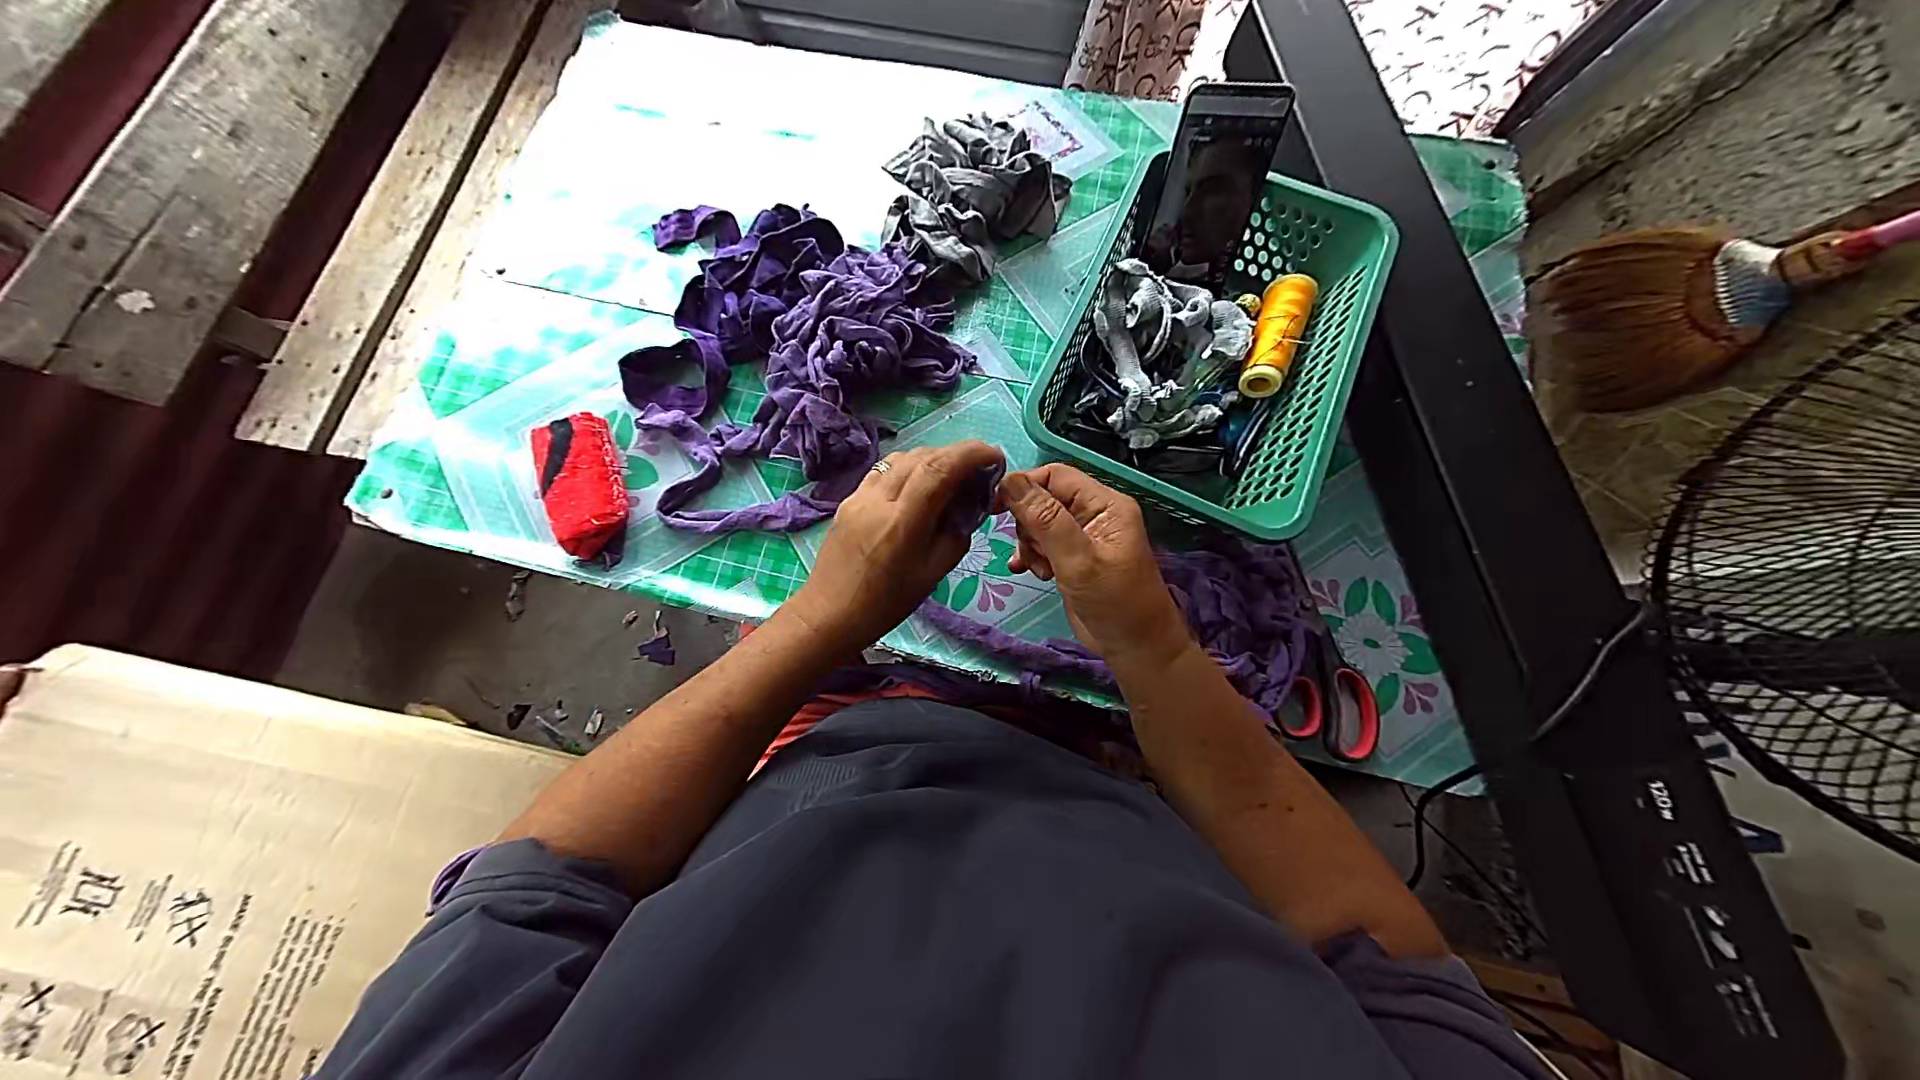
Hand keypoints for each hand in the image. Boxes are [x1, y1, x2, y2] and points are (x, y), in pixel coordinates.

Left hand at [783, 441, 1005, 657]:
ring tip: (951, 473)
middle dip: (956, 453)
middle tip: (978, 466)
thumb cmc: (886, 602)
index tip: (993, 455)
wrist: (831, 613)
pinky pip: (883, 470)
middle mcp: (879, 499)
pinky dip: (908, 467)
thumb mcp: (934, 573)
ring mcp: (859, 496)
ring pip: (901, 458)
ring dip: (932, 457)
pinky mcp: (849, 499)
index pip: (940, 469)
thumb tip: (968, 506)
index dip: (971, 454)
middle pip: (922, 456)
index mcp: (903, 522)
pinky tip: (918, 483)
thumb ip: (957, 534)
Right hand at [996, 465, 1192, 668]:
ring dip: (1029, 544)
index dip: (1023, 486)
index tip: (995, 508)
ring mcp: (1083, 537)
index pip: (1055, 476)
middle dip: (1028, 523)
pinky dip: (1033, 556)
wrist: (1136, 648)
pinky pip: (1043, 544)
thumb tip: (1010, 482)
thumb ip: (1045, 520)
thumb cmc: (1115, 603)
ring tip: (1039, 568)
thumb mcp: (1078, 560)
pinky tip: (1031, 572)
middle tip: (1032, 552)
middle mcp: (1094, 514)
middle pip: (1044, 499)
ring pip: (1039, 523)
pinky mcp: (1073, 558)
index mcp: (1104, 504)